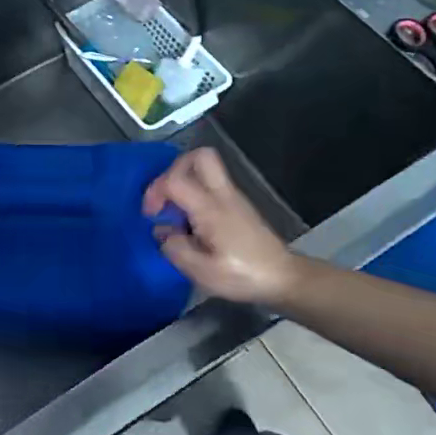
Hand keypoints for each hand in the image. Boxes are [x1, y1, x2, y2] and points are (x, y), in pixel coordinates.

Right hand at [142, 147, 309, 306]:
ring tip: (174, 214)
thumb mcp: (203, 272)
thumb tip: (164, 234)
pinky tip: (190, 223)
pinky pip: (210, 184)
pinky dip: (194, 194)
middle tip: (164, 198)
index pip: (176, 179)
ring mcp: (233, 197)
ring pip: (205, 168)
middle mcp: (223, 195)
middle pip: (199, 156)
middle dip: (173, 170)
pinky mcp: (237, 205)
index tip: (151, 215)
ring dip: (183, 182)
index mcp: (212, 209)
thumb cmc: (244, 276)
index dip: (155, 192)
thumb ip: (176, 249)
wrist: (283, 278)